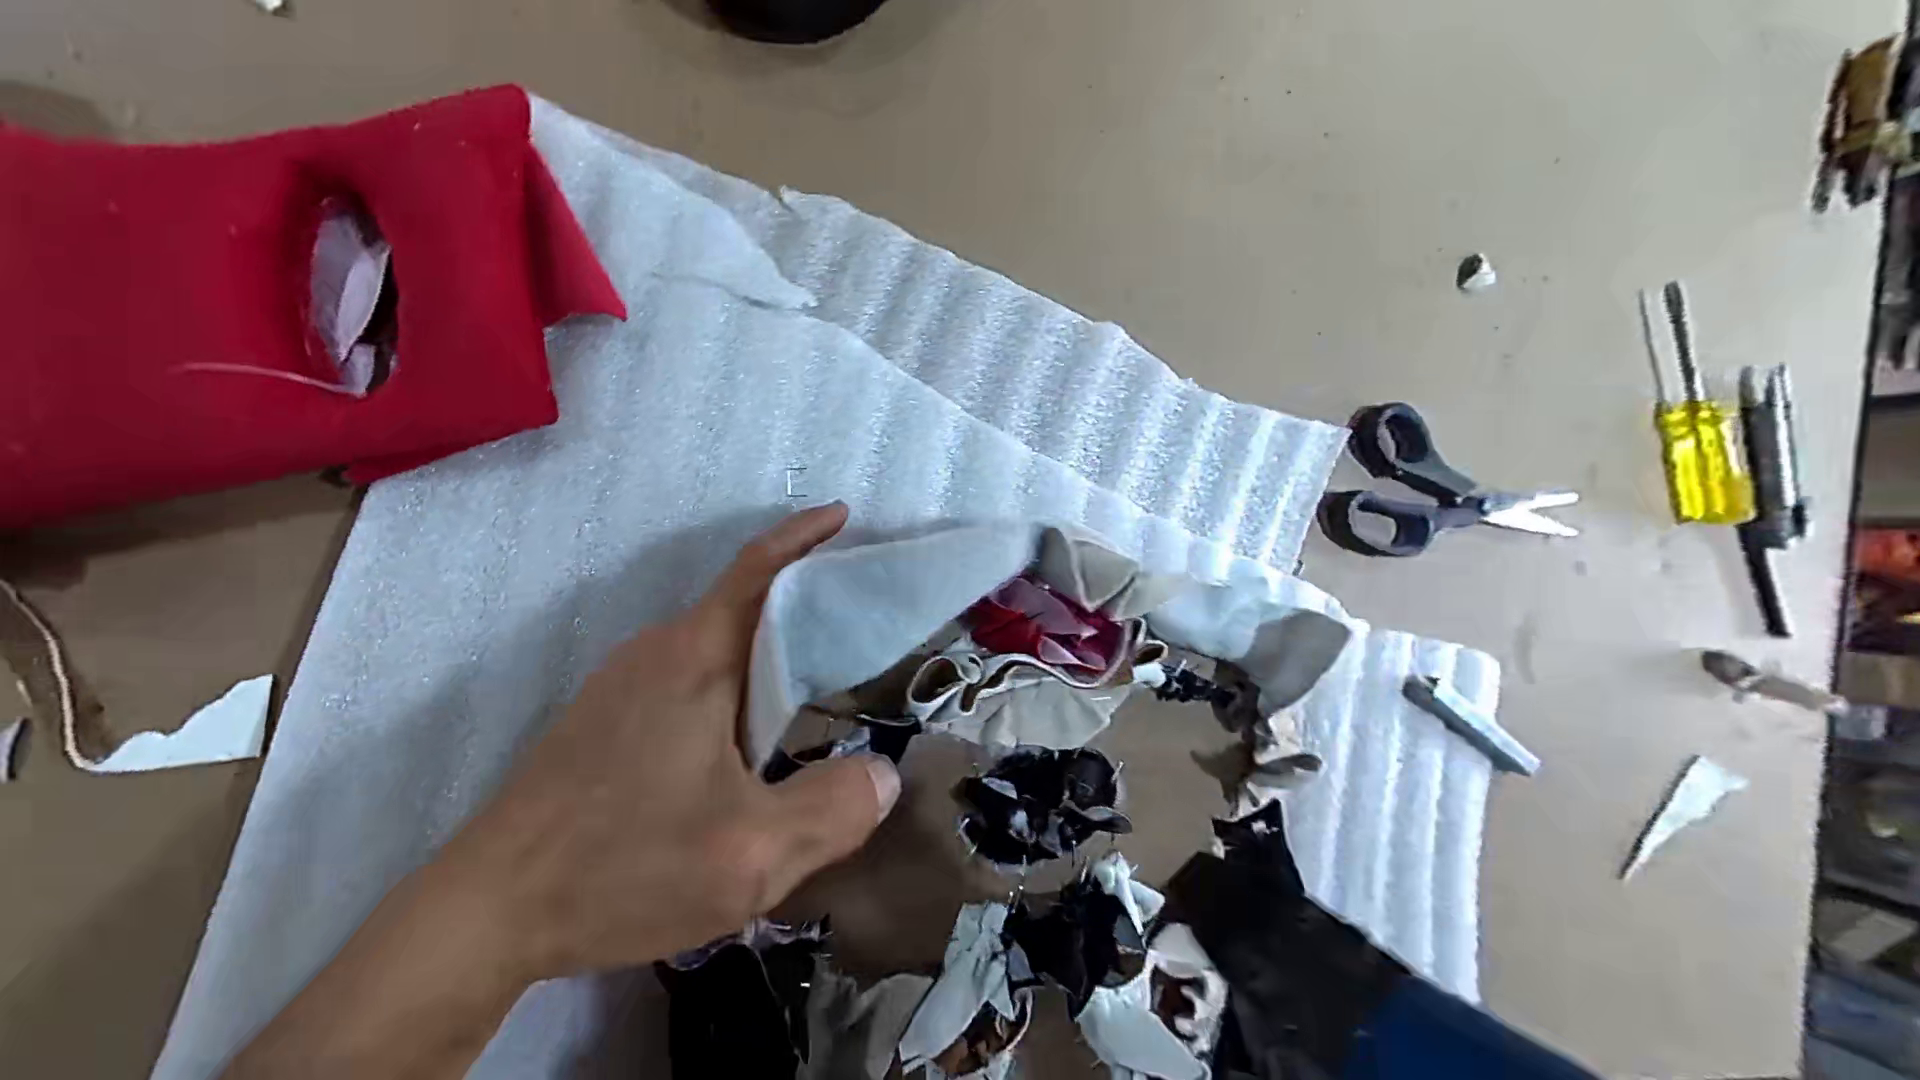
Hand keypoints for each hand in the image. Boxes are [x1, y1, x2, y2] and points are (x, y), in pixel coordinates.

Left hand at [225, 502, 900, 1077]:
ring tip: (825, 674)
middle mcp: (657, 651)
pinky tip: (759, 729)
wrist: (485, 913)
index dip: (803, 536)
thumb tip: (882, 772)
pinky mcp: (610, 717)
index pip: (756, 569)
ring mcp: (626, 682)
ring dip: (772, 643)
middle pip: (743, 602)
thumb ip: (833, 809)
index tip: (844, 516)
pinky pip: (694, 673)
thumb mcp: (751, 856)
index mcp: (693, 657)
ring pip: (718, 641)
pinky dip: (741, 677)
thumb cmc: (622, 867)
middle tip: (863, 619)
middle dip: (805, 597)